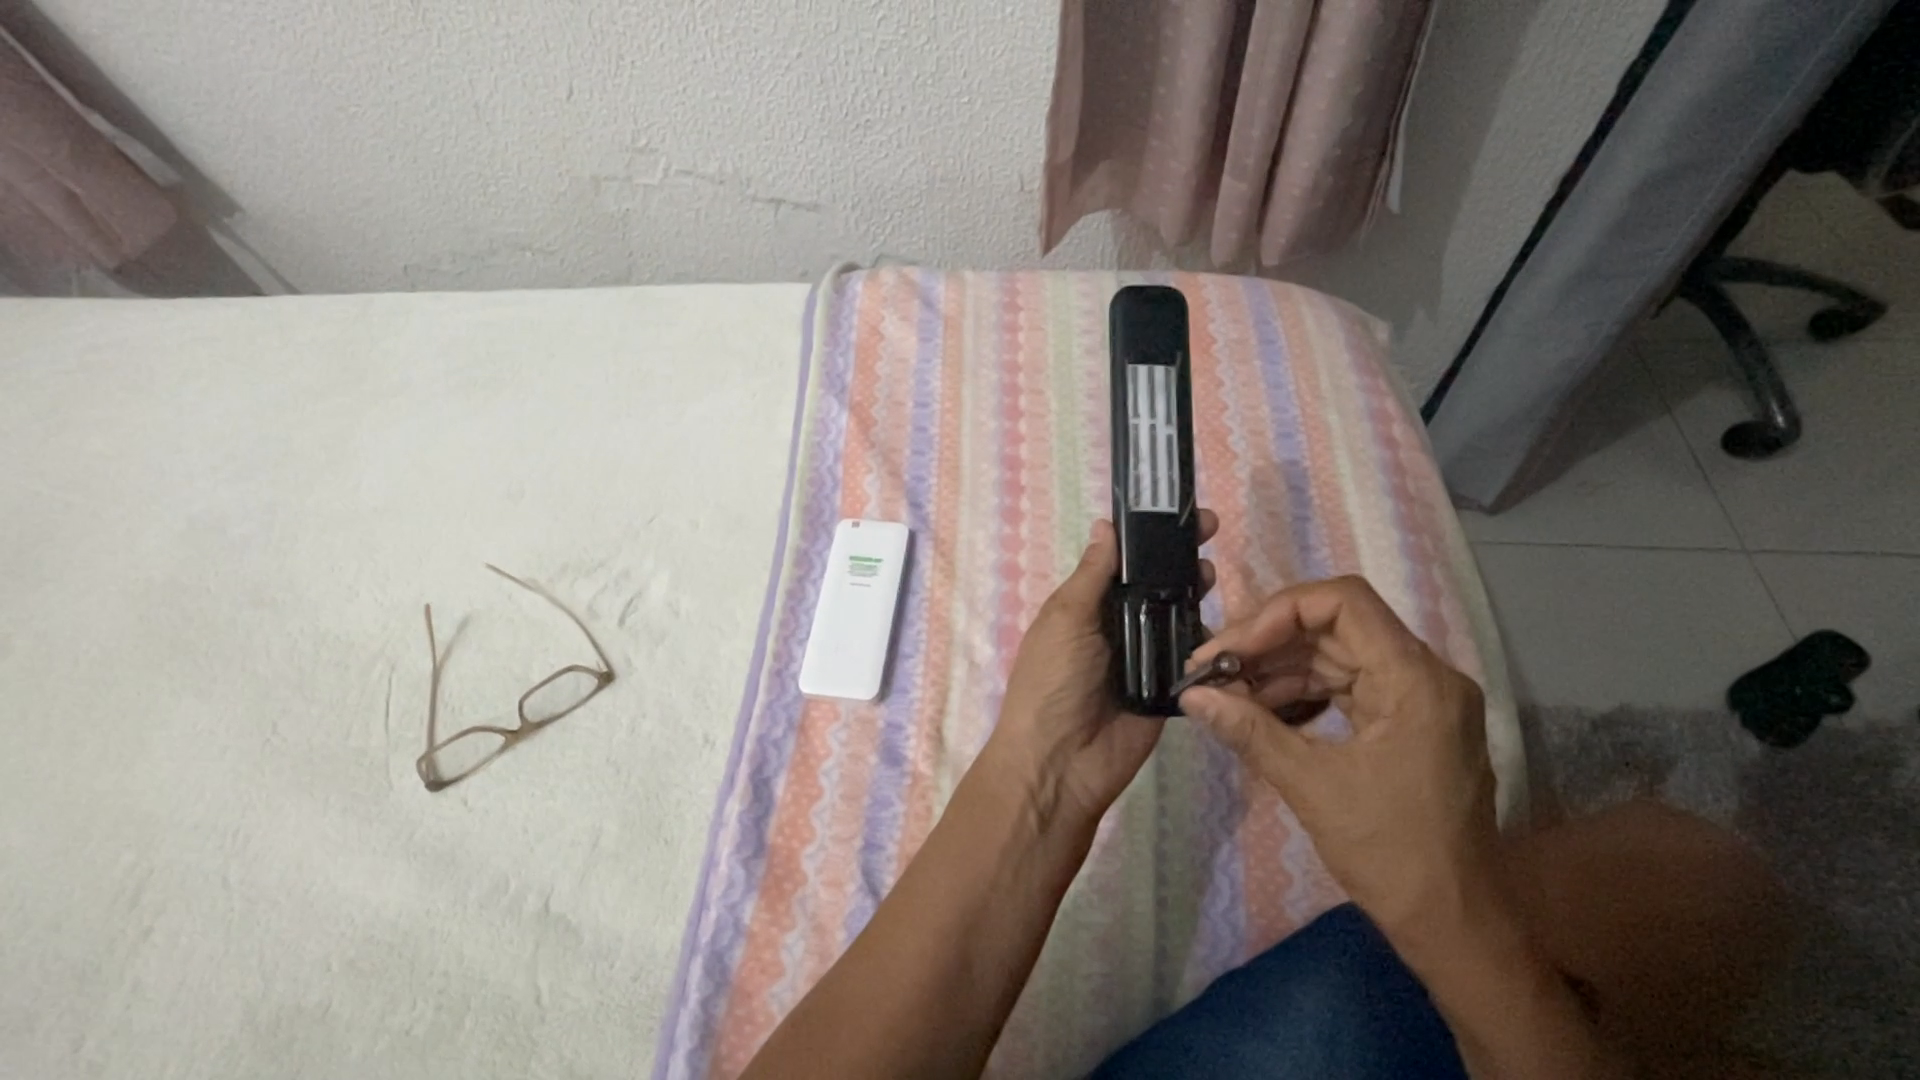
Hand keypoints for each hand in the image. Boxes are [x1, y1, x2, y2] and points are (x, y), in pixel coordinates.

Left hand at [987, 513, 1217, 827]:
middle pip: (1156, 587)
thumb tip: (1105, 525)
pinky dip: (1210, 645)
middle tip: (1210, 535)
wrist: (1060, 763)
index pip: (1123, 563)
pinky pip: (1192, 662)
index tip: (1182, 513)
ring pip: (1178, 619)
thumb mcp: (1066, 618)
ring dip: (1196, 596)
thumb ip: (1093, 575)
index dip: (1150, 538)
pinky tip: (1230, 625)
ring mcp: (1144, 659)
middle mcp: (1117, 628)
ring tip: (1210, 575)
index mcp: (1087, 607)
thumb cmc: (1052, 680)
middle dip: (1180, 561)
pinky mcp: (1167, 691)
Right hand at [1178, 576, 1497, 935]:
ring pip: (1336, 654)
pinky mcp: (1407, 721)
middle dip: (1267, 643)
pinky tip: (1258, 709)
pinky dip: (1301, 692)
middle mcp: (1425, 676)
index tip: (1231, 648)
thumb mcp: (1311, 786)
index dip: (1278, 614)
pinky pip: (1347, 685)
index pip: (1344, 603)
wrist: (1453, 922)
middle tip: (1210, 668)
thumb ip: (1249, 730)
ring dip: (1278, 668)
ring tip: (1224, 691)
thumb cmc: (1390, 853)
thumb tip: (1190, 696)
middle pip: (1335, 627)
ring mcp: (1418, 699)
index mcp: (1415, 680)